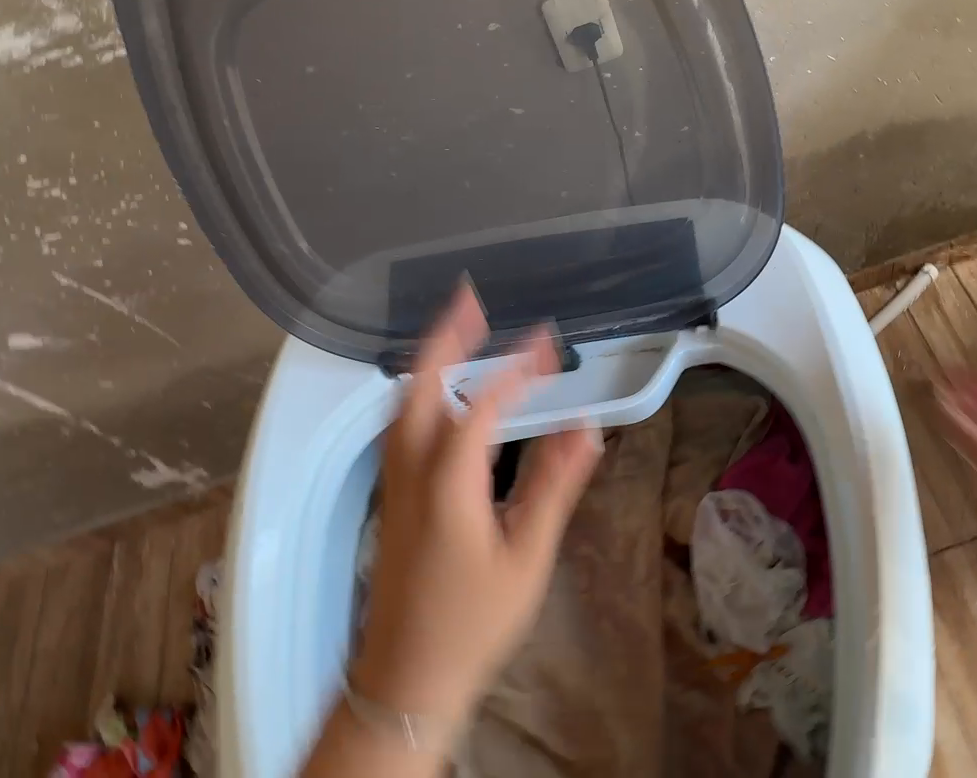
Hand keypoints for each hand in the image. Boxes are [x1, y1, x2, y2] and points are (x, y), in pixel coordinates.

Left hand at [347, 284, 602, 736]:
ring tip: (458, 329)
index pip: (481, 405)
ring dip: (428, 359)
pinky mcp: (390, 497)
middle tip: (472, 299)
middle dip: (444, 337)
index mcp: (447, 485)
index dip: (515, 367)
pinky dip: (419, 390)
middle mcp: (411, 473)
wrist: (406, 678)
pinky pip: (399, 425)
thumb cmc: (472, 622)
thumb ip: (554, 486)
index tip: (547, 343)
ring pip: (402, 404)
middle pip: (420, 387)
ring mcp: (393, 484)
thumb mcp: (526, 557)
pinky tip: (439, 390)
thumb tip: (586, 431)